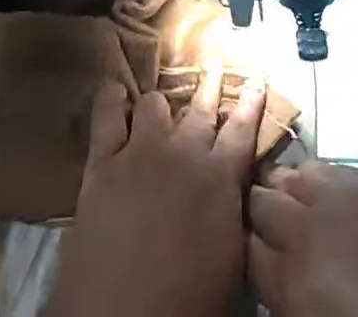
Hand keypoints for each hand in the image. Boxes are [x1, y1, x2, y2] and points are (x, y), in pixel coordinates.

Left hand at [45, 63, 267, 316]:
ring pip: (153, 105)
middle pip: (199, 109)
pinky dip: (111, 100)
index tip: (254, 80)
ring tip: (162, 103)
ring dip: (161, 105)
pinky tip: (113, 92)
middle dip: (209, 85)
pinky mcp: (102, 159)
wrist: (125, 311)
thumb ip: (230, 212)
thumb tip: (230, 191)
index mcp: (220, 180)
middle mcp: (182, 154)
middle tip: (212, 65)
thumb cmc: (189, 297)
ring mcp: (139, 151)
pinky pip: (106, 115)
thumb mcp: (229, 257)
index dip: (250, 104)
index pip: (242, 132)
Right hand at [248, 161, 357, 316]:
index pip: (241, 245)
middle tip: (267, 230)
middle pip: (255, 202)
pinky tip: (322, 198)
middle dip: (255, 213)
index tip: (249, 251)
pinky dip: (313, 180)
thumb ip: (289, 298)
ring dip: (282, 191)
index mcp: (292, 282)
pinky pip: (320, 167)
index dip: (242, 245)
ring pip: (282, 175)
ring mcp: (334, 199)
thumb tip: (269, 274)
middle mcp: (303, 230)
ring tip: (291, 208)